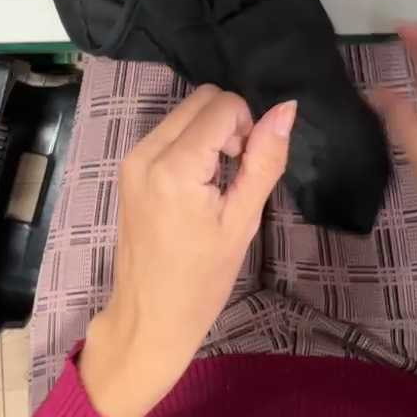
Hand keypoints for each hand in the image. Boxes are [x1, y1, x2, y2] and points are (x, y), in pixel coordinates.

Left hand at [78, 86, 295, 416]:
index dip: (248, 128)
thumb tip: (287, 108)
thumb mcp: (243, 220)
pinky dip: (192, 143)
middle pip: (202, 99)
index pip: (223, 105)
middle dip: (230, 124)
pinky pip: (169, 131)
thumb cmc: (203, 278)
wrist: (150, 317)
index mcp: (174, 166)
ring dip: (211, 133)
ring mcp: (132, 158)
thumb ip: (265, 160)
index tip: (247, 169)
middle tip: (236, 172)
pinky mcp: (128, 167)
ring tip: (218, 182)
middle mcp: (146, 151)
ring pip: (185, 112)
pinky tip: (199, 184)